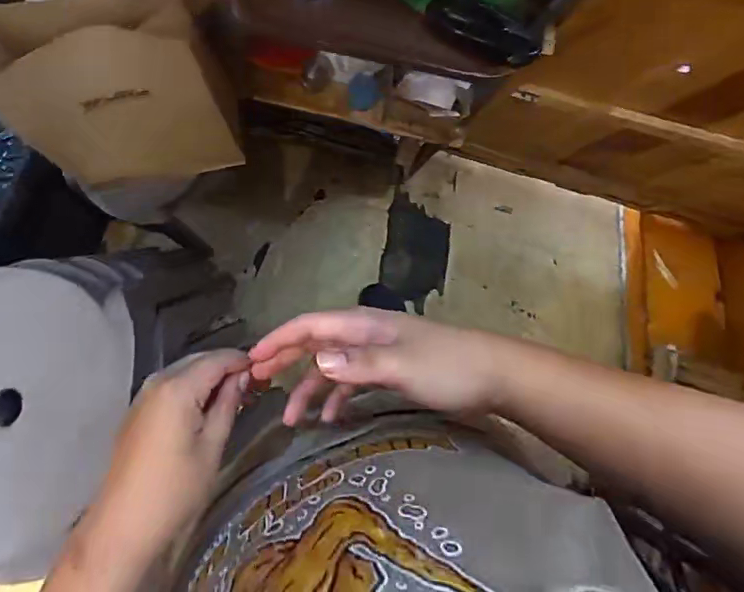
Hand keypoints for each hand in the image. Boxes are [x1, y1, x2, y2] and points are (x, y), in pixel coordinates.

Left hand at [58, 350, 249, 588]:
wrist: (123, 529)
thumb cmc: (174, 491)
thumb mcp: (211, 448)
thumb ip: (228, 404)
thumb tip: (241, 377)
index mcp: (178, 387)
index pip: (218, 359)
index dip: (242, 362)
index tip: (262, 374)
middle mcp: (158, 381)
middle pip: (199, 360)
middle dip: (225, 368)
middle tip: (250, 387)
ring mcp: (143, 395)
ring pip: (183, 371)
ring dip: (207, 378)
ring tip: (230, 398)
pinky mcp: (136, 411)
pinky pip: (169, 386)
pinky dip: (189, 388)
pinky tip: (202, 409)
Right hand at [247, 309, 513, 425]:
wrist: (492, 374)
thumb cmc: (446, 366)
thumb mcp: (401, 366)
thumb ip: (358, 364)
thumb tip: (315, 359)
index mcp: (362, 324)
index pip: (310, 325)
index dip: (279, 339)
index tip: (251, 360)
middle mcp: (364, 333)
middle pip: (315, 342)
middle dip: (285, 360)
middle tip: (256, 384)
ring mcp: (377, 352)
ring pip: (332, 366)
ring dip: (310, 388)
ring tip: (292, 419)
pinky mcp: (390, 370)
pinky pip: (352, 381)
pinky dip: (337, 397)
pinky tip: (331, 419)